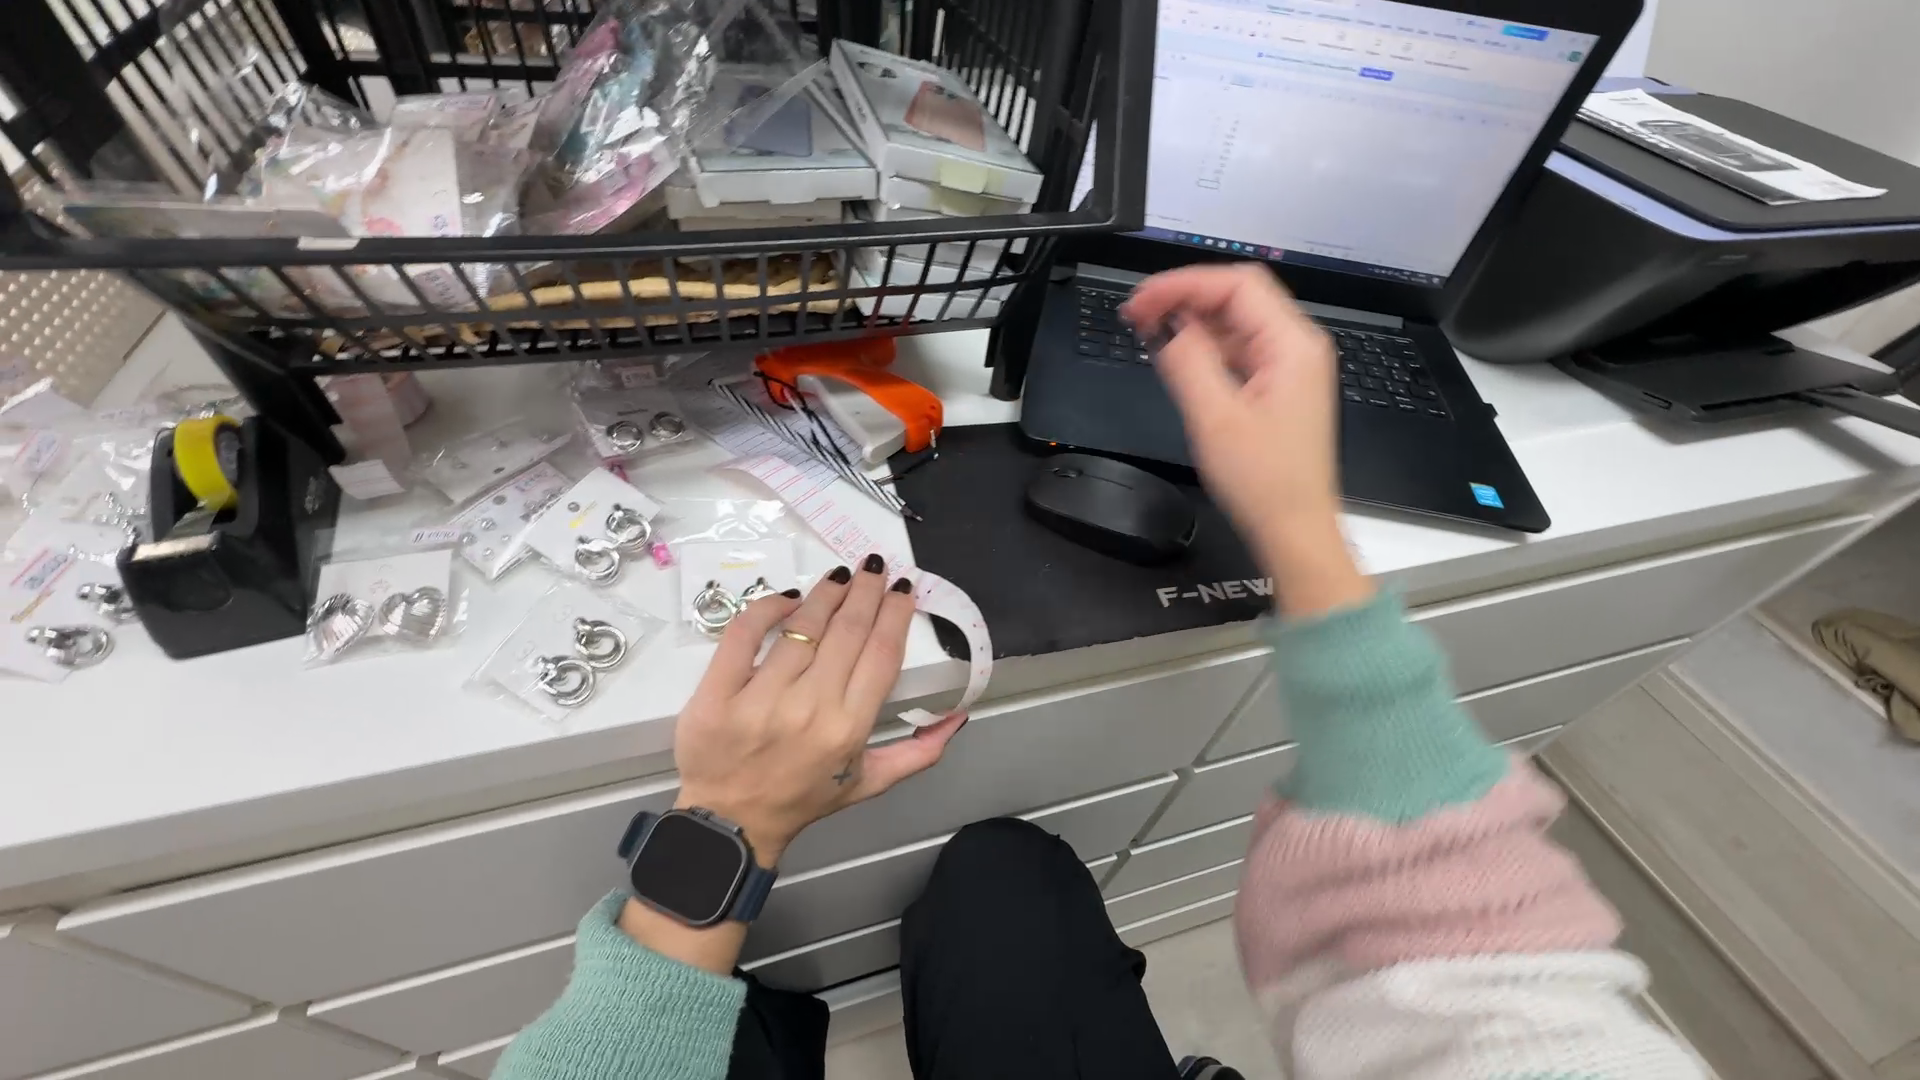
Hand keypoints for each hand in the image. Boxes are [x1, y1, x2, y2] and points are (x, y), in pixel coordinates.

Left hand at [672, 555, 967, 865]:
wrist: (728, 823)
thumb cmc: (802, 798)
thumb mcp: (868, 783)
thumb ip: (918, 753)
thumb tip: (957, 717)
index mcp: (849, 728)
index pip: (881, 654)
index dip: (895, 614)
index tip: (902, 588)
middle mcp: (810, 708)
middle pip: (847, 631)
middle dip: (866, 591)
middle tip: (874, 566)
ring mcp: (760, 699)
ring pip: (803, 626)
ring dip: (827, 592)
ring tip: (840, 575)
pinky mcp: (718, 693)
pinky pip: (744, 634)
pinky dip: (766, 608)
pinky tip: (786, 598)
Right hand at [1121, 263, 1371, 617]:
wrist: (1294, 529)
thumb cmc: (1266, 483)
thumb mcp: (1216, 419)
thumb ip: (1188, 363)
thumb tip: (1165, 327)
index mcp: (1292, 346)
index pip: (1236, 285)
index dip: (1183, 284)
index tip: (1141, 301)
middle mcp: (1296, 349)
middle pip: (1236, 297)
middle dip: (1184, 297)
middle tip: (1137, 313)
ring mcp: (1287, 368)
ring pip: (1234, 323)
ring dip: (1190, 321)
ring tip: (1147, 330)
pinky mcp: (1274, 388)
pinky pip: (1236, 351)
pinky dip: (1202, 346)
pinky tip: (1175, 355)